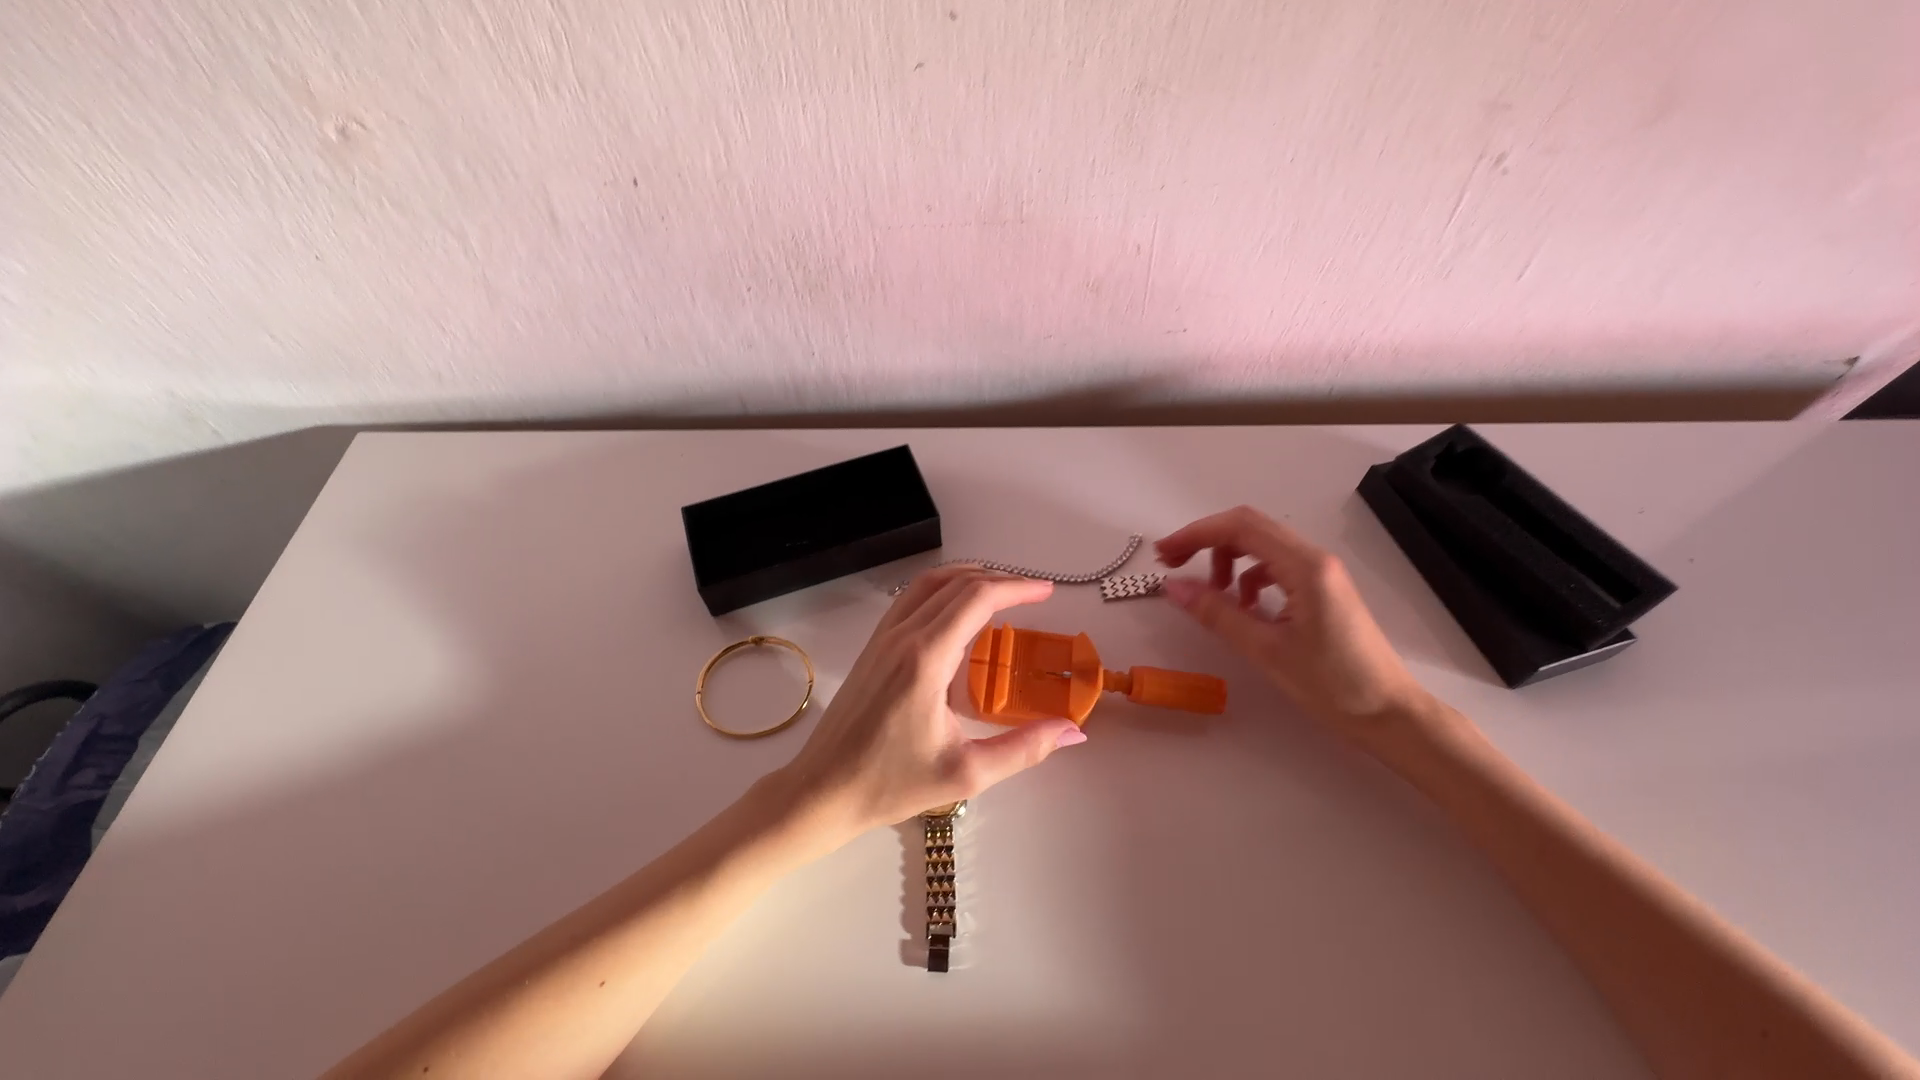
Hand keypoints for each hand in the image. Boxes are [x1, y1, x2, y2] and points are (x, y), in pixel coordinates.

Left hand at [775, 566, 1087, 841]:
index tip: (1046, 592)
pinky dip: (941, 591)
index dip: (1016, 588)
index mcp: (926, 659)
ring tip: (1001, 591)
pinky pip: (910, 600)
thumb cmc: (891, 784)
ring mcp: (882, 638)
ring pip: (927, 584)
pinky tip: (958, 615)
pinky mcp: (872, 648)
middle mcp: (902, 636)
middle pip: (955, 582)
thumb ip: (1024, 749)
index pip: (976, 599)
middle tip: (1033, 593)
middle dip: (999, 579)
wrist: (822, 790)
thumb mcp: (967, 773)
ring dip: (967, 577)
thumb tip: (1074, 731)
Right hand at [1154, 506, 1433, 743]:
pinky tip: (1243, 609)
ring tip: (1210, 596)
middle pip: (1249, 529)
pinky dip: (1248, 579)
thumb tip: (1174, 588)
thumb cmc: (1332, 684)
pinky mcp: (1322, 591)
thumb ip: (1218, 614)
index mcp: (1305, 566)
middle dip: (1205, 542)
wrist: (1389, 713)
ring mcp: (1321, 574)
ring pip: (1261, 548)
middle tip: (1172, 567)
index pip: (1240, 527)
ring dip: (1227, 561)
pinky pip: (1275, 568)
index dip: (1195, 534)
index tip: (1163, 556)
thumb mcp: (1266, 650)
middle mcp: (1314, 559)